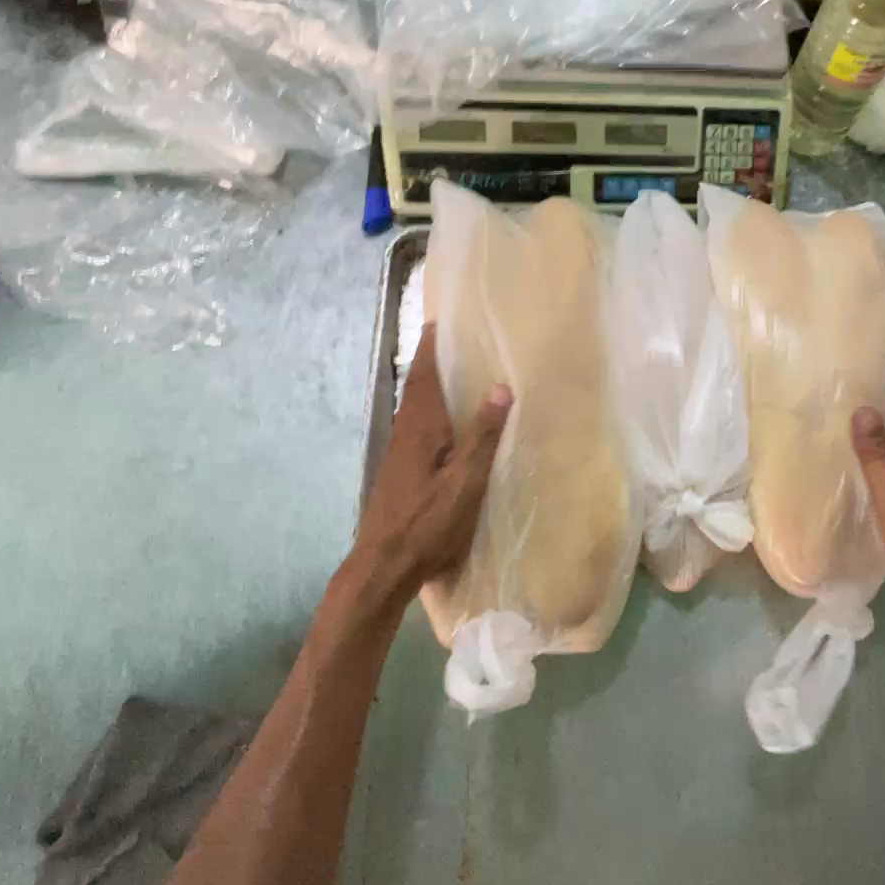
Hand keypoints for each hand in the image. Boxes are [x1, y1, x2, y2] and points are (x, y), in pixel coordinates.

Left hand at [356, 325, 511, 591]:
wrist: (383, 566)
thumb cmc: (427, 523)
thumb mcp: (464, 483)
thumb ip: (482, 436)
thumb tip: (501, 388)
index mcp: (421, 428)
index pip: (425, 374)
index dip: (433, 346)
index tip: (442, 318)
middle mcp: (405, 433)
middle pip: (418, 387)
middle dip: (434, 361)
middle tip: (459, 340)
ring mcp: (400, 454)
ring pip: (417, 408)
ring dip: (434, 386)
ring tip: (461, 373)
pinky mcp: (402, 472)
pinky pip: (420, 426)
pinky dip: (435, 410)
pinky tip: (452, 424)